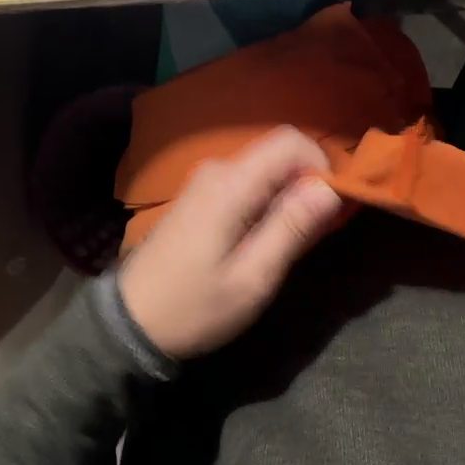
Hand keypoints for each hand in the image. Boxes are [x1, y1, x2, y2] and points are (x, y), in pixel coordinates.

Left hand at [119, 126, 344, 359]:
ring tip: (290, 242)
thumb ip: (291, 228)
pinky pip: (248, 181)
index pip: (291, 142)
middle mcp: (218, 169)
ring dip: (288, 195)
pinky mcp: (201, 195)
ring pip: (265, 168)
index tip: (332, 207)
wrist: (132, 322)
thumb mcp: (252, 278)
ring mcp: (206, 180)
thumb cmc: (194, 306)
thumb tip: (330, 189)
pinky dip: (268, 201)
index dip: (321, 166)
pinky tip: (264, 239)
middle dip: (307, 183)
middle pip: (279, 153)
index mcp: (231, 184)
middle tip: (315, 233)